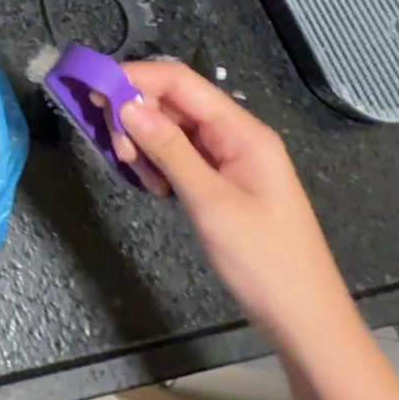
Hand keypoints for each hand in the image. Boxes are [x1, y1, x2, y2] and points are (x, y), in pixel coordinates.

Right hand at [111, 60, 345, 338]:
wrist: (304, 321)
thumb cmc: (265, 261)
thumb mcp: (211, 202)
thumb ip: (168, 149)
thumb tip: (125, 105)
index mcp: (243, 132)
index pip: (180, 82)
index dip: (135, 78)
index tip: (95, 90)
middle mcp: (233, 136)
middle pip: (171, 101)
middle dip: (134, 114)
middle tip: (114, 146)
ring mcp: (225, 158)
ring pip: (168, 128)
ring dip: (142, 141)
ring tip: (136, 172)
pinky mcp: (216, 180)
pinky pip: (175, 153)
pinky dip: (154, 162)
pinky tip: (153, 185)